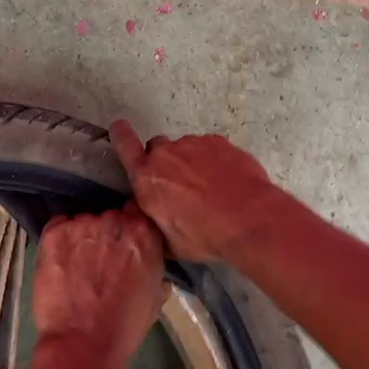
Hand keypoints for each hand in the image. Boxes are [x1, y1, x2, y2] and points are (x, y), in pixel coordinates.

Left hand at [32, 207, 166, 361]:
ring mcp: (81, 224)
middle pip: (110, 218)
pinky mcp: (54, 233)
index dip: (130, 229)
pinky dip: (60, 240)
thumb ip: (153, 266)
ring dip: (83, 238)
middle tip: (102, 260)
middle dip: (107, 234)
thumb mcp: (156, 295)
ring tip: (79, 266)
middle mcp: (113, 220)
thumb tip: (147, 258)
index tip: (124, 245)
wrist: (82, 343)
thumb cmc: (125, 325)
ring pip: (84, 222)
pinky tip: (61, 262)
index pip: (137, 213)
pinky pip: (59, 226)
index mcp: (143, 232)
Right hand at [109, 121, 280, 262]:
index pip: (125, 145)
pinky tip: (226, 181)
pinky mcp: (218, 142)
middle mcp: (166, 154)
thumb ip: (152, 220)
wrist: (249, 219)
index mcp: (147, 177)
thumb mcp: (169, 241)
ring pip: (185, 150)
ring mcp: (193, 144)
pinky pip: (209, 148)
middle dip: (164, 163)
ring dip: (191, 163)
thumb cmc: (205, 236)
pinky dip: (213, 161)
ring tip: (210, 188)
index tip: (119, 127)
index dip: (120, 135)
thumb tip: (145, 212)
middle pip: (158, 149)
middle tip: (180, 186)